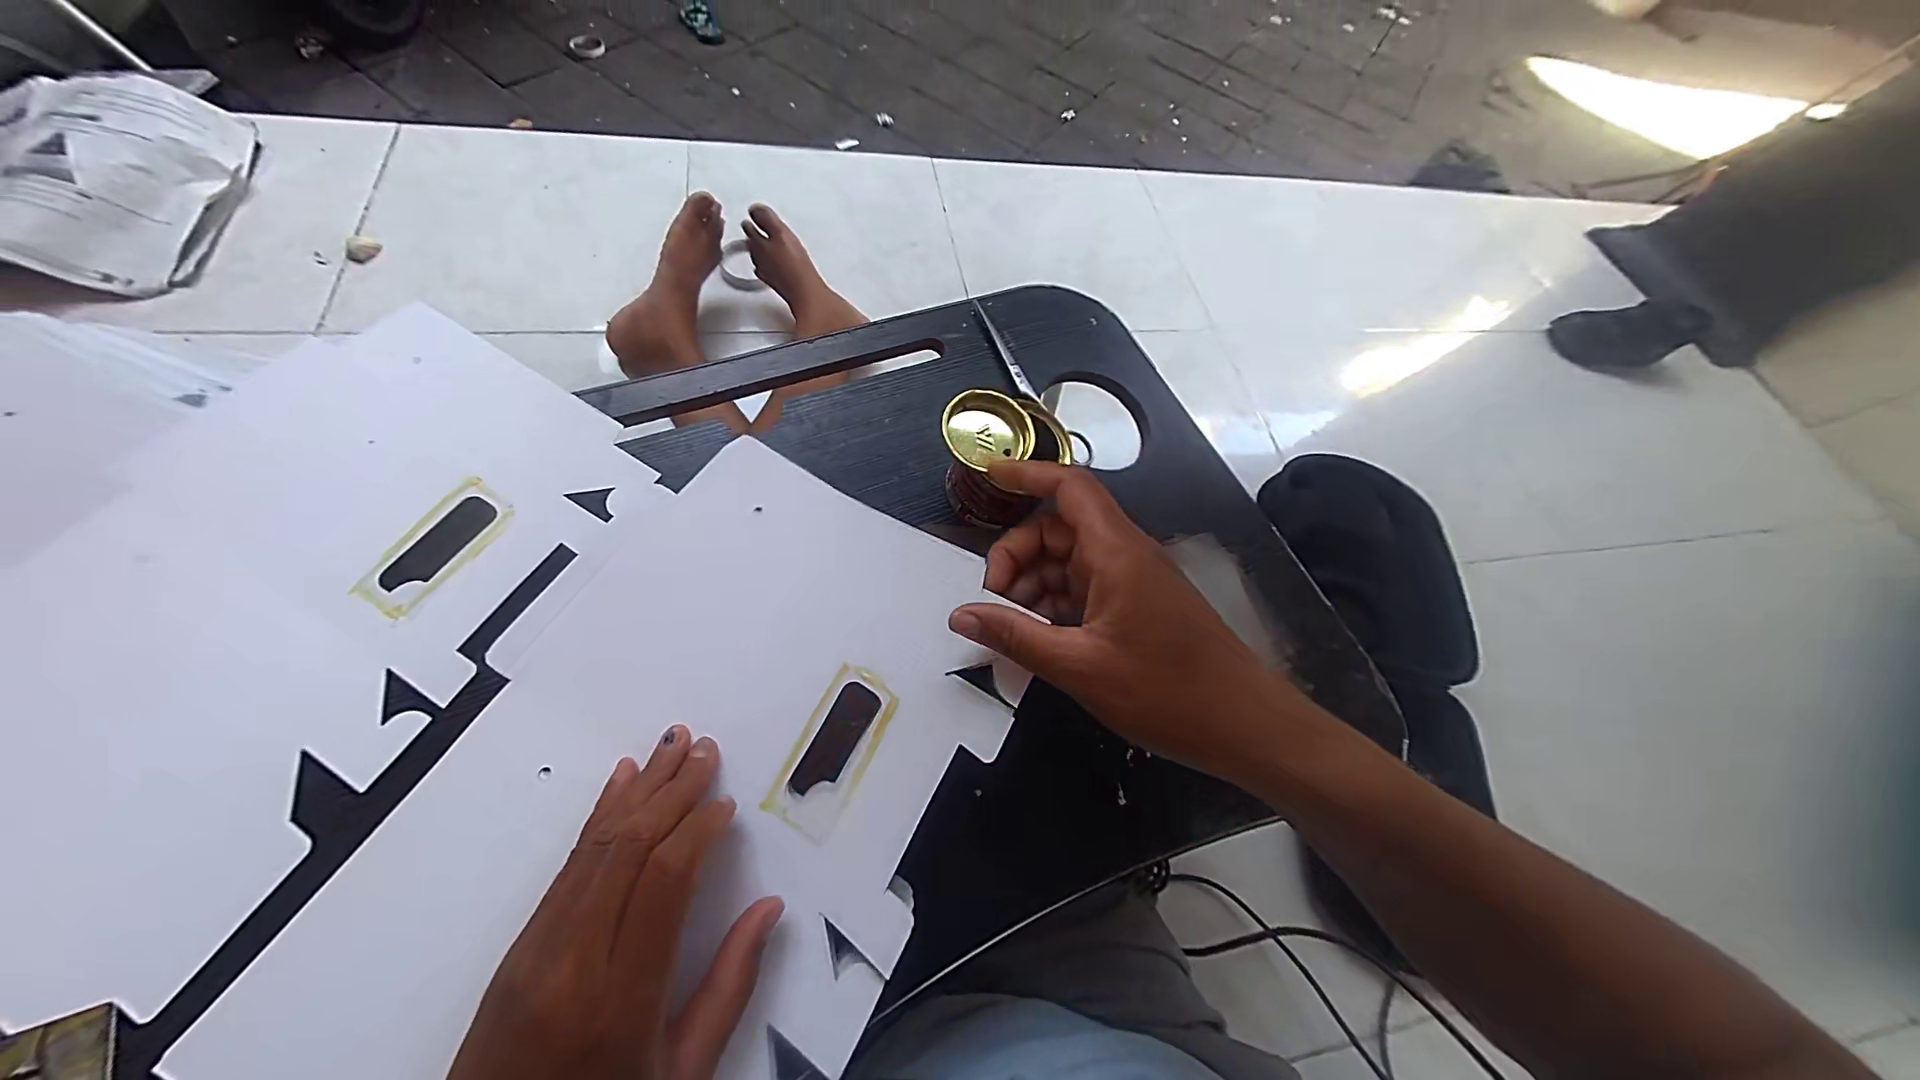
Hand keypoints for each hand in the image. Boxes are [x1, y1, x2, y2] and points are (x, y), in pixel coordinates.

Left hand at [448, 727, 783, 1079]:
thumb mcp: (682, 1071)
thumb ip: (730, 986)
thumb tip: (767, 911)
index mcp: (619, 998)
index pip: (665, 880)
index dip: (699, 829)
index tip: (725, 804)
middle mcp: (571, 962)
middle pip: (628, 847)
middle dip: (673, 790)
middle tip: (705, 751)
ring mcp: (537, 950)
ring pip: (595, 845)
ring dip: (639, 788)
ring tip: (671, 746)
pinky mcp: (519, 946)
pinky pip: (567, 864)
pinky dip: (599, 815)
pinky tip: (620, 784)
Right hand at [948, 462, 1333, 783]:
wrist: (1243, 724)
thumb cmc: (1170, 692)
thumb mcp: (1080, 667)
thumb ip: (1015, 637)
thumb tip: (963, 616)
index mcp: (1115, 552)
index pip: (1068, 488)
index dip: (1027, 474)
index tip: (990, 475)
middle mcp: (1125, 555)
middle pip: (1057, 529)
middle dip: (1017, 556)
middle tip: (994, 600)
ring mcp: (1132, 580)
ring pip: (1068, 561)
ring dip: (1034, 584)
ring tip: (1015, 625)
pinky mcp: (1136, 605)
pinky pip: (1084, 588)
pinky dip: (1055, 604)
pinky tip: (1041, 637)